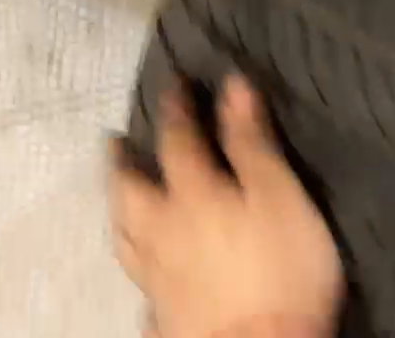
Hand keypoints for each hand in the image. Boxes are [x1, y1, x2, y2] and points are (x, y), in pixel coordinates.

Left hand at [110, 75, 344, 337]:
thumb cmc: (280, 265)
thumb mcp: (278, 193)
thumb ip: (252, 142)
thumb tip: (232, 86)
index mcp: (193, 195)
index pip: (178, 141)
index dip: (176, 109)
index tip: (172, 82)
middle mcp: (163, 231)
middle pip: (131, 192)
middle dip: (122, 163)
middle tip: (113, 141)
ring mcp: (156, 276)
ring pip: (125, 233)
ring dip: (119, 205)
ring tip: (120, 190)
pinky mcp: (161, 311)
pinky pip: (135, 273)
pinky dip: (133, 253)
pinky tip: (142, 257)